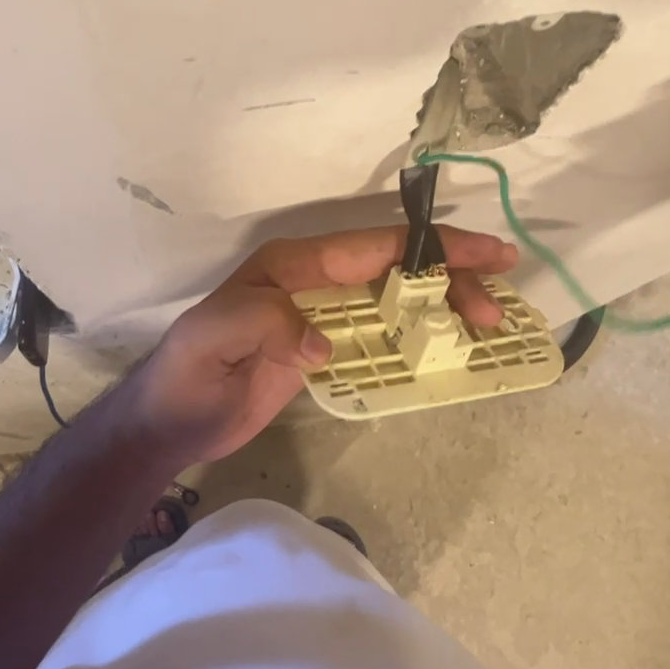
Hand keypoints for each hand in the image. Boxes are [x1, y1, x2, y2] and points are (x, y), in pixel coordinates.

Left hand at [120, 226, 518, 468]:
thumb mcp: (213, 333)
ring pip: (395, 297)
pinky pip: (382, 335)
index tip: (488, 256)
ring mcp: (321, 316)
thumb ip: (266, 322)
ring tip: (489, 321)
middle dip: (451, 277)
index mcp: (294, 265)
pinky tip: (448, 344)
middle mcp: (313, 282)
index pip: (375, 247)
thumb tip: (324, 343)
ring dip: (442, 303)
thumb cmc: (187, 373)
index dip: (433, 249)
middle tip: (498, 308)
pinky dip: (419, 334)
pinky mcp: (323, 351)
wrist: (171, 421)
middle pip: (396, 267)